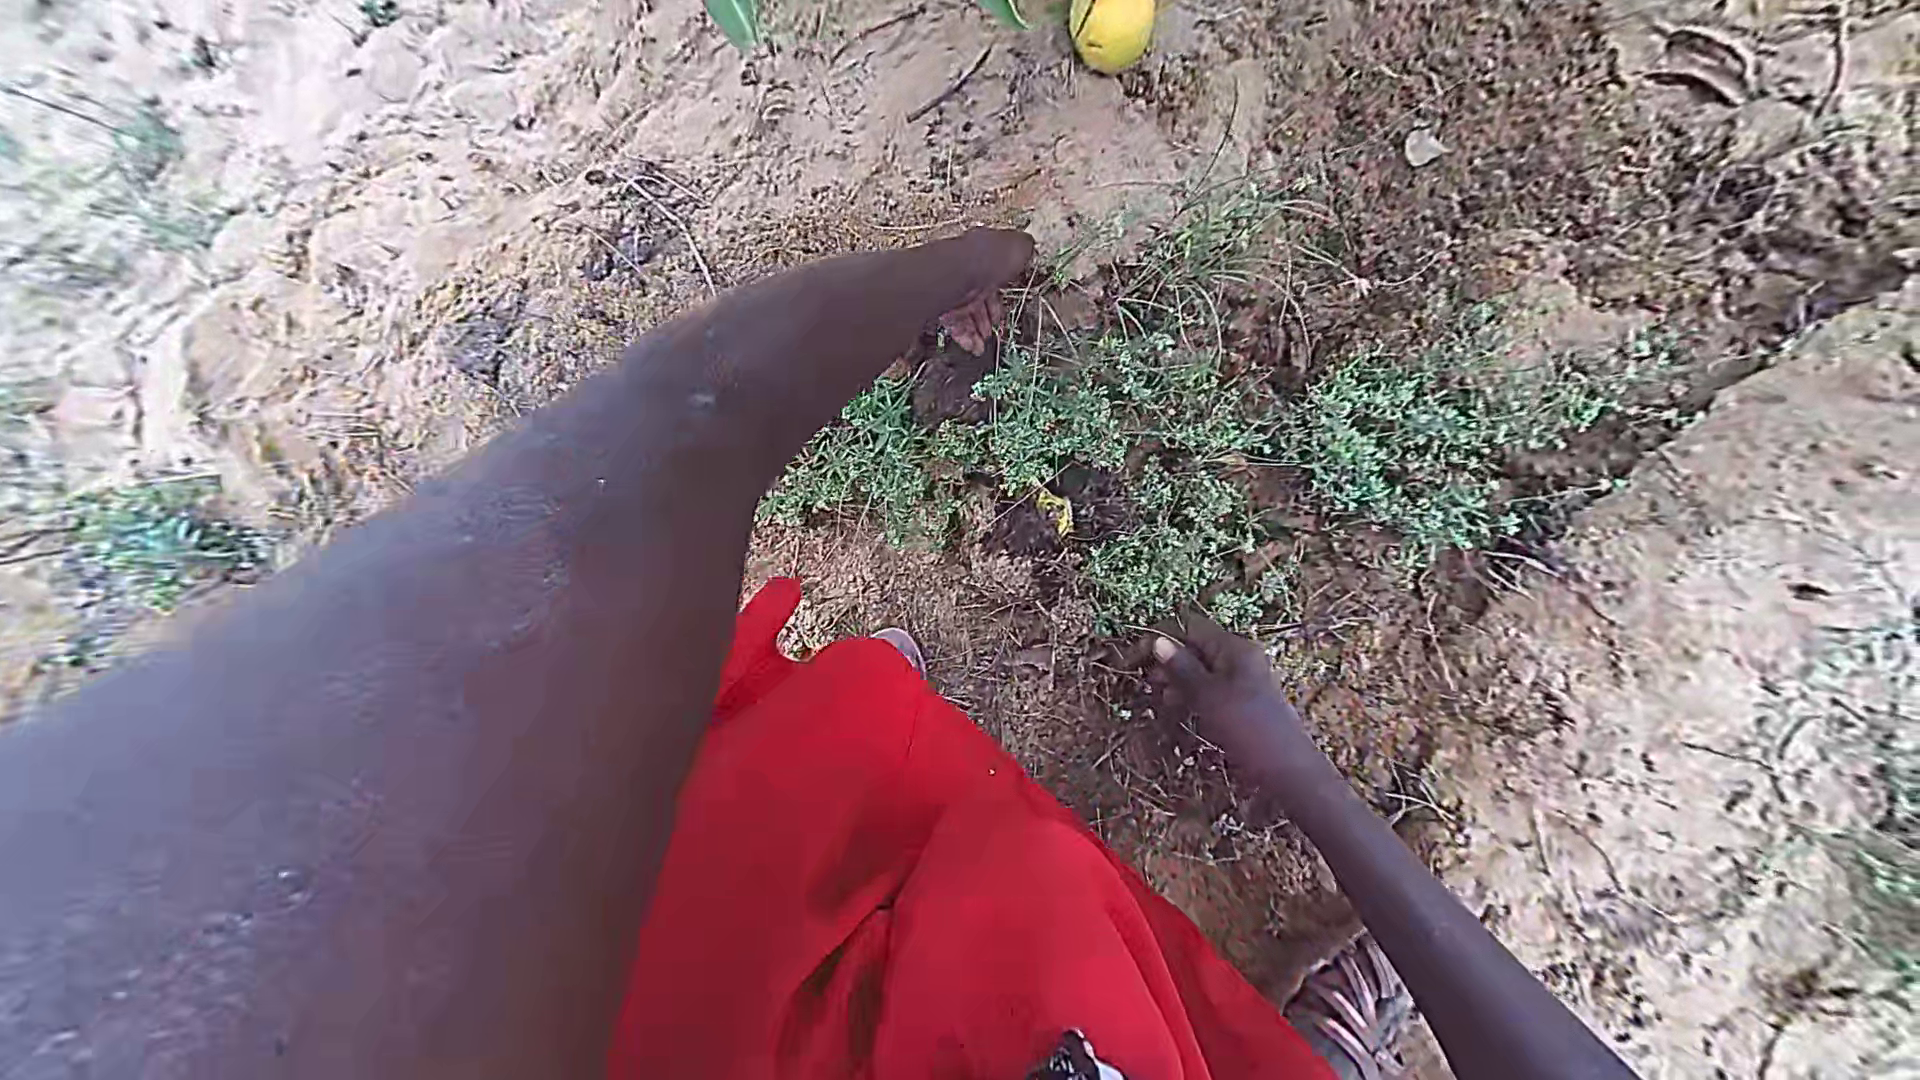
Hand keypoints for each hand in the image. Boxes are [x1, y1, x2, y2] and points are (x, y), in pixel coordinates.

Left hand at [932, 227, 1032, 354]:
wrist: (960, 274)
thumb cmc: (986, 259)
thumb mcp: (1017, 247)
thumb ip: (1024, 249)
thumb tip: (1029, 248)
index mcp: (985, 260)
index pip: (995, 282)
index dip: (1001, 299)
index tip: (1004, 311)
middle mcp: (968, 275)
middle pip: (980, 303)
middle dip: (989, 320)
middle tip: (994, 331)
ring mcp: (955, 292)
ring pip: (968, 317)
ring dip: (978, 333)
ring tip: (984, 344)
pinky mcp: (944, 308)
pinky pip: (955, 326)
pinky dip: (965, 338)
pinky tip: (973, 346)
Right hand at [1147, 613, 1329, 785]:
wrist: (1288, 771)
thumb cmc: (1246, 728)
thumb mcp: (1208, 695)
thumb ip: (1181, 667)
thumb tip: (1157, 641)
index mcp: (1234, 647)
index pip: (1191, 627)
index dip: (1162, 637)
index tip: (1137, 656)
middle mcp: (1240, 656)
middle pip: (1195, 646)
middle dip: (1168, 659)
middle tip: (1147, 680)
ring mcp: (1243, 678)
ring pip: (1201, 667)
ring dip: (1177, 677)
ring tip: (1160, 696)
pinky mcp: (1242, 699)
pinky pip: (1210, 685)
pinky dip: (1191, 691)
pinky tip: (1177, 705)